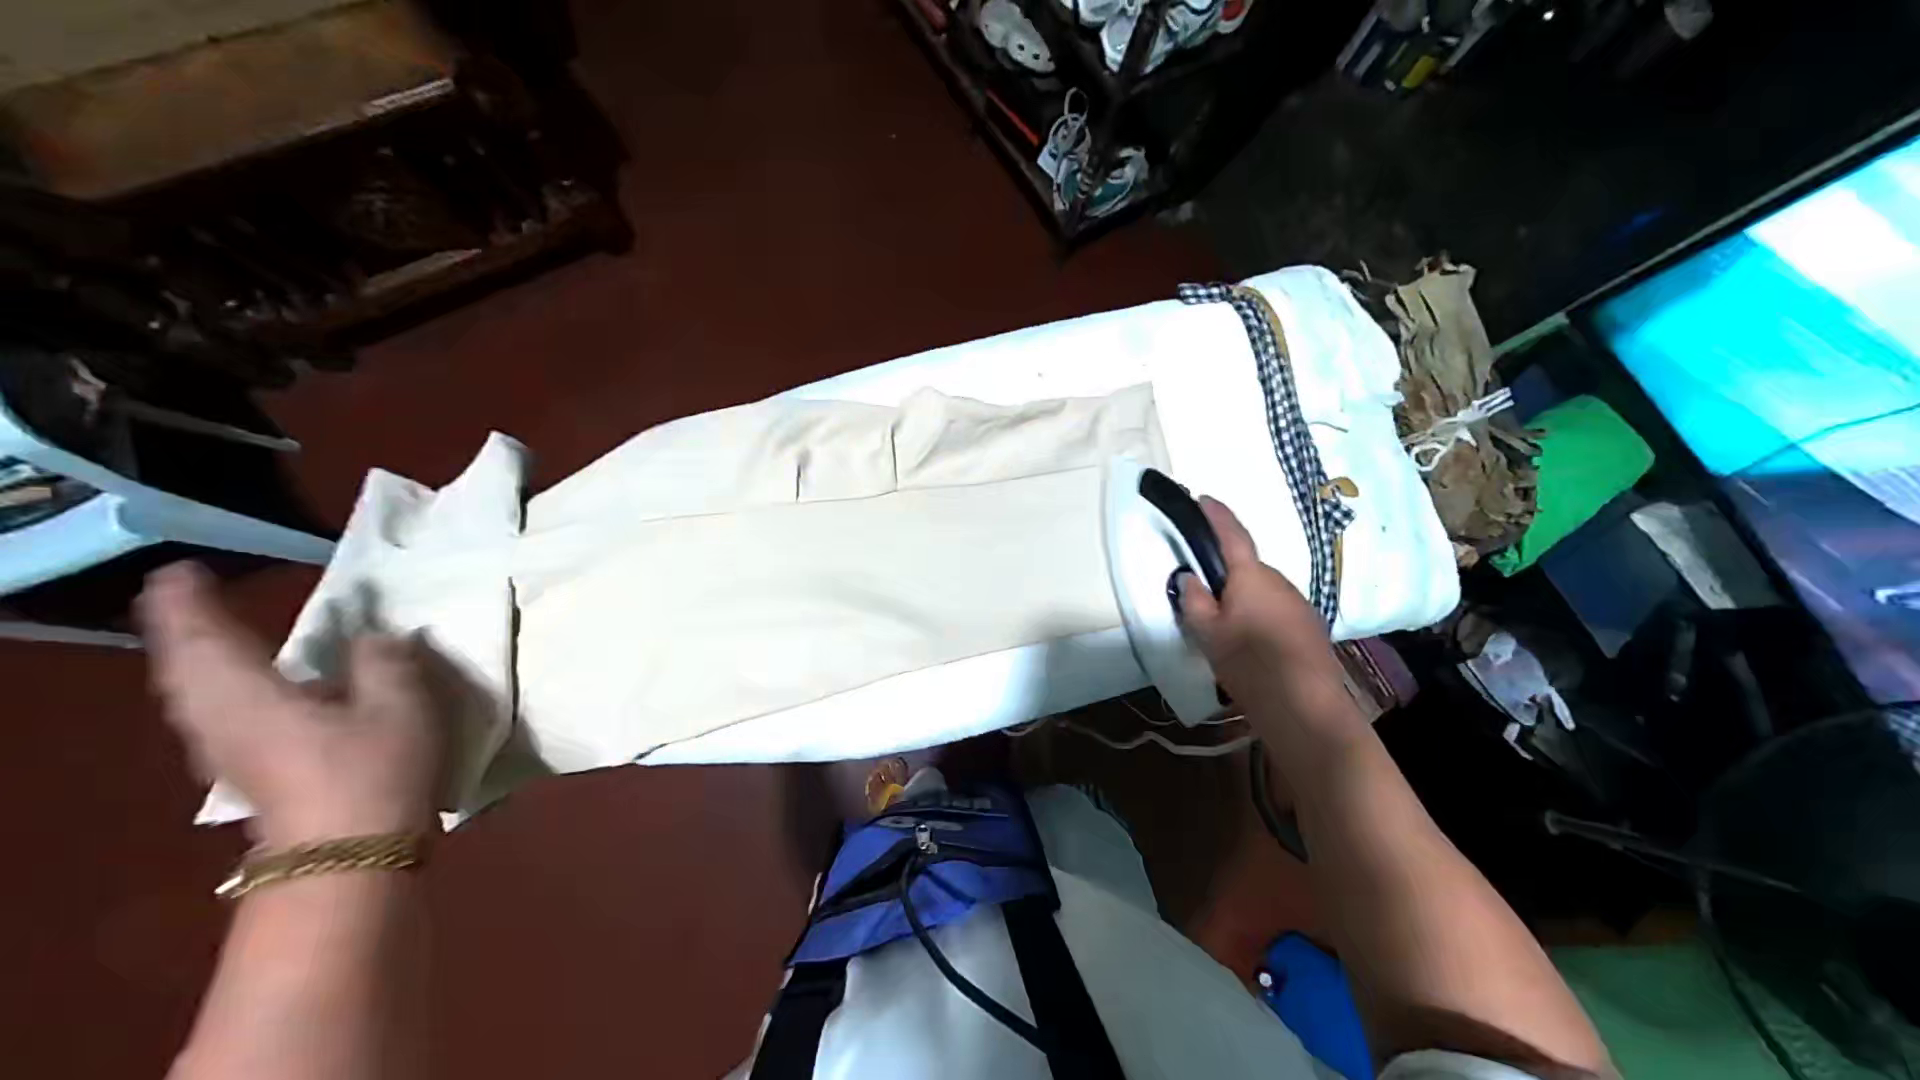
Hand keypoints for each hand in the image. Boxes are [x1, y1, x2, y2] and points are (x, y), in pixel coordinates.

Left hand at [138, 563, 444, 848]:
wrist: (349, 853)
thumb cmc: (372, 769)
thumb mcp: (399, 704)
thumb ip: (384, 659)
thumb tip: (374, 638)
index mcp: (251, 696)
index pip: (205, 637)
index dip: (190, 602)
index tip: (184, 571)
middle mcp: (221, 718)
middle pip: (183, 665)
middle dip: (180, 627)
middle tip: (184, 594)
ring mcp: (226, 749)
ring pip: (191, 690)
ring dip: (193, 656)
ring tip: (206, 631)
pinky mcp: (244, 768)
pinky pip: (210, 709)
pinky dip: (210, 683)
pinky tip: (238, 685)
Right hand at [1175, 497, 1353, 727]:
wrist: (1303, 704)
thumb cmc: (1248, 662)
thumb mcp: (1207, 633)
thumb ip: (1194, 600)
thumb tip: (1190, 576)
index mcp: (1251, 575)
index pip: (1232, 535)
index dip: (1217, 515)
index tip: (1203, 498)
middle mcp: (1279, 580)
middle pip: (1247, 567)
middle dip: (1227, 573)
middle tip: (1204, 595)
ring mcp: (1299, 602)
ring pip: (1263, 590)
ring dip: (1245, 598)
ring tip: (1227, 628)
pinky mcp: (1309, 625)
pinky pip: (1277, 608)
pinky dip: (1261, 615)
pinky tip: (1253, 643)